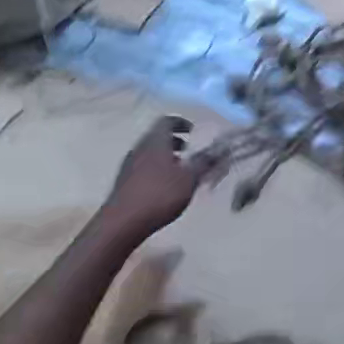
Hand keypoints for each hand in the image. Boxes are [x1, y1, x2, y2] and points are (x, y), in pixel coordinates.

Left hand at [107, 116, 202, 235]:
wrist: (123, 222)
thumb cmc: (160, 195)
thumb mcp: (190, 178)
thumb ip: (205, 162)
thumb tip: (221, 149)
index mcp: (155, 142)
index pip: (166, 121)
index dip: (181, 123)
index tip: (194, 131)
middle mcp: (139, 149)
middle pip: (157, 137)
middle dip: (175, 142)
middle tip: (191, 152)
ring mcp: (129, 166)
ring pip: (150, 153)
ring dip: (166, 157)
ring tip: (182, 172)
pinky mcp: (124, 182)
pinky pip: (144, 168)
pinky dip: (157, 170)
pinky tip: (166, 188)